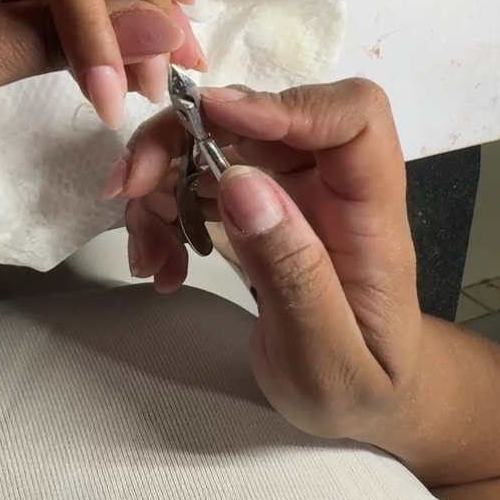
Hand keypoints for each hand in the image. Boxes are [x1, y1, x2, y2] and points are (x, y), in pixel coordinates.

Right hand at [118, 81, 425, 447]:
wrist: (359, 396)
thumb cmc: (362, 386)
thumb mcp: (329, 361)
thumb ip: (294, 276)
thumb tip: (241, 180)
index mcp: (368, 212)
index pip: (352, 118)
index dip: (284, 103)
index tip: (212, 118)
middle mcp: (322, 181)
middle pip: (249, 117)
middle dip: (178, 139)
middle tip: (131, 187)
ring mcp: (280, 185)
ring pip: (205, 141)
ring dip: (157, 184)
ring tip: (149, 256)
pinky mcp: (246, 197)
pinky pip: (188, 176)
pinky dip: (158, 210)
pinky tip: (159, 262)